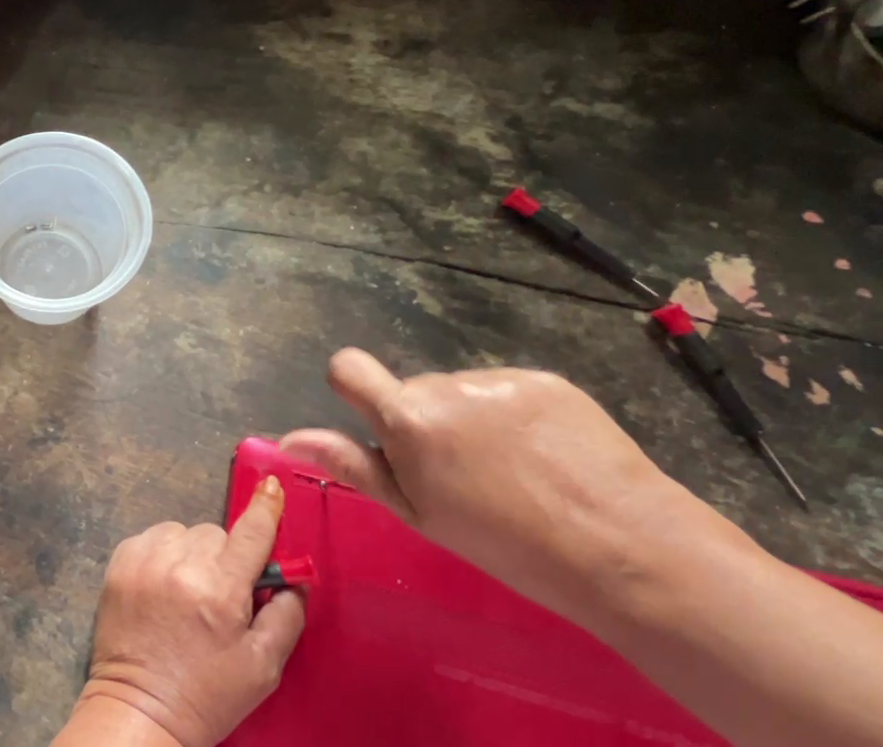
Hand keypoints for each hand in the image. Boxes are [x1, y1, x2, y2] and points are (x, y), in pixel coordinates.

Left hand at [69, 476, 304, 746]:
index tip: (272, 487)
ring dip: (191, 552)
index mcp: (220, 589)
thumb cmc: (207, 693)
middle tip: (222, 596)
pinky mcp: (118, 562)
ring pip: (181, 532)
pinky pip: (151, 538)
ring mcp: (144, 559)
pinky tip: (164, 585)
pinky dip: (162, 553)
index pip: (250, 532)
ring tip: (188, 592)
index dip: (265, 508)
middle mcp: (179, 563)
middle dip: (225, 557)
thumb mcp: (263, 666)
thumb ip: (285, 616)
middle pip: (215, 534)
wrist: (140, 708)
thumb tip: (293, 580)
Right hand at [279, 348, 698, 623]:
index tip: (375, 419)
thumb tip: (289, 438)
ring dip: (470, 421)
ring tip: (514, 470)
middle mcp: (445, 385)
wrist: (626, 547)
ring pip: (461, 393)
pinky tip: (545, 456)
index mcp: (407, 419)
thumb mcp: (418, 513)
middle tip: (465, 476)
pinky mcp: (545, 380)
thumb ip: (355, 466)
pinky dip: (513, 417)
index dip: (350, 386)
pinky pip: (506, 391)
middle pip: (414, 392)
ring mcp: (498, 379)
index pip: (347, 367)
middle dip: (425, 423)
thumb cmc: (506, 544)